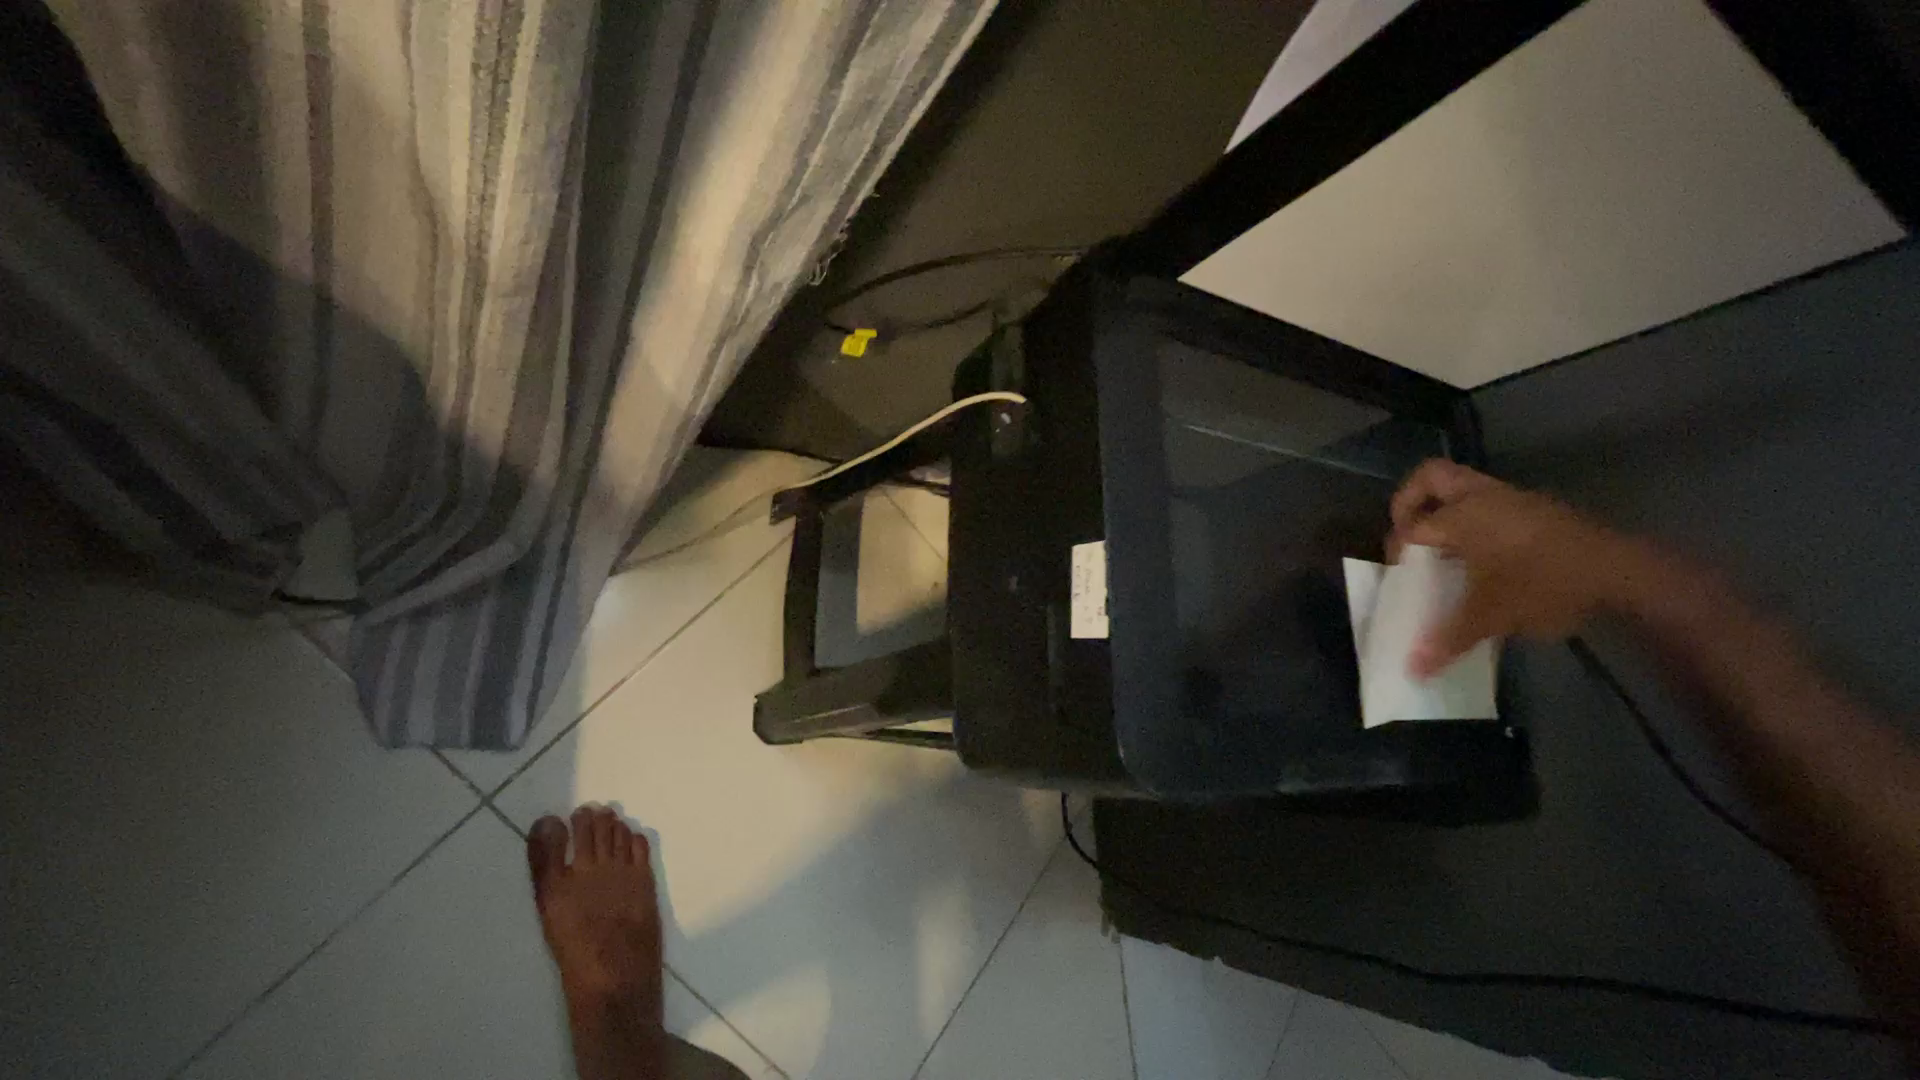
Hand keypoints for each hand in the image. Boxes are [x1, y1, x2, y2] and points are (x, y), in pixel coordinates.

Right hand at [1388, 460, 1644, 676]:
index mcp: (1462, 516)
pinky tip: (1484, 558)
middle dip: (1410, 502)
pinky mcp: (1539, 510)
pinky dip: (1476, 522)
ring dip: (1446, 512)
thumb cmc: (1544, 586)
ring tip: (1444, 551)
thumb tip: (1412, 671)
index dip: (1398, 548)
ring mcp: (1514, 499)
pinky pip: (1491, 505)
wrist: (1624, 575)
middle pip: (1430, 478)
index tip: (1403, 574)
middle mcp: (1482, 497)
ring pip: (1465, 489)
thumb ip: (1448, 640)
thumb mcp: (1491, 617)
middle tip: (1409, 536)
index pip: (1410, 524)